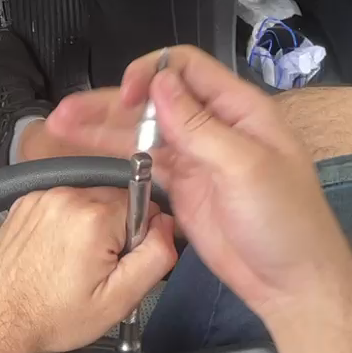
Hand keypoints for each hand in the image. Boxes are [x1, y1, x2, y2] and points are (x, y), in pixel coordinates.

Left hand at [0, 187, 176, 352]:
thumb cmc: (49, 317)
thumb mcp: (119, 300)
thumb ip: (156, 257)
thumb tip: (168, 227)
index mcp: (93, 217)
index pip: (143, 205)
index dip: (137, 239)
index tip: (118, 263)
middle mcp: (64, 198)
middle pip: (115, 201)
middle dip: (114, 233)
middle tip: (94, 270)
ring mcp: (40, 199)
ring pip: (88, 204)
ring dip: (88, 230)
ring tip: (70, 266)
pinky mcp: (24, 205)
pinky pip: (61, 207)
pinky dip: (63, 228)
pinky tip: (54, 258)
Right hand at [45, 46, 343, 318]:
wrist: (290, 282)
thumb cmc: (285, 222)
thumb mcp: (246, 167)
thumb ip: (200, 126)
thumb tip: (160, 84)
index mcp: (238, 110)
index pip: (186, 69)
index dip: (150, 74)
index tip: (124, 96)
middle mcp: (213, 127)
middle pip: (154, 101)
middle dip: (110, 103)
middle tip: (66, 112)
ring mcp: (195, 159)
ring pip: (142, 133)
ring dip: (103, 129)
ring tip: (61, 127)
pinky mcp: (181, 188)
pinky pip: (143, 164)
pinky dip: (115, 158)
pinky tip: (87, 154)